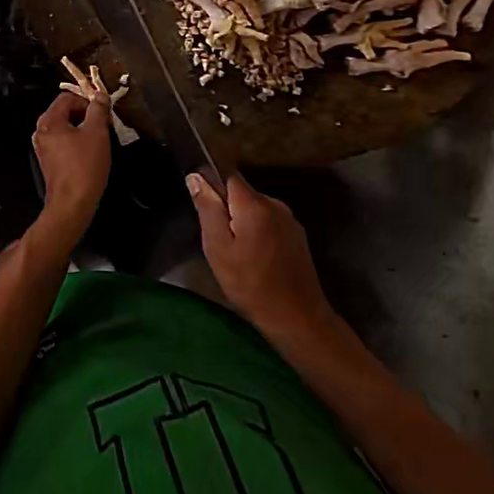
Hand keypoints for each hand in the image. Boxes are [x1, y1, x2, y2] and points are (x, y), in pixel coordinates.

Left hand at [32, 92, 110, 234]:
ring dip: (83, 128)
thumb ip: (98, 110)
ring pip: (65, 128)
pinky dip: (76, 141)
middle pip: (64, 111)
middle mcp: (41, 132)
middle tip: (104, 124)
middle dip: (86, 114)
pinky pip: (63, 142)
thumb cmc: (84, 165)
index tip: (103, 111)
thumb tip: (99, 95)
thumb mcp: (96, 133)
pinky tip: (90, 152)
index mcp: (48, 121)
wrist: (72, 203)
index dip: (86, 100)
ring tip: (100, 138)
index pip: (66, 97)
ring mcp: (43, 148)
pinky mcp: (49, 161)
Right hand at [188, 172, 333, 342]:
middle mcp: (275, 204)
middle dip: (226, 208)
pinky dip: (257, 232)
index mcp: (254, 204)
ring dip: (241, 221)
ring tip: (236, 252)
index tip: (204, 209)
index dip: (212, 186)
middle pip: (241, 193)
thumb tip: (195, 177)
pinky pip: (268, 222)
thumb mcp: (217, 247)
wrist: (296, 317)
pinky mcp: (297, 235)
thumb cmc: (250, 283)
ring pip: (254, 208)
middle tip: (218, 239)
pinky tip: (254, 257)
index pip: (227, 175)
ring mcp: (290, 220)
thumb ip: (207, 208)